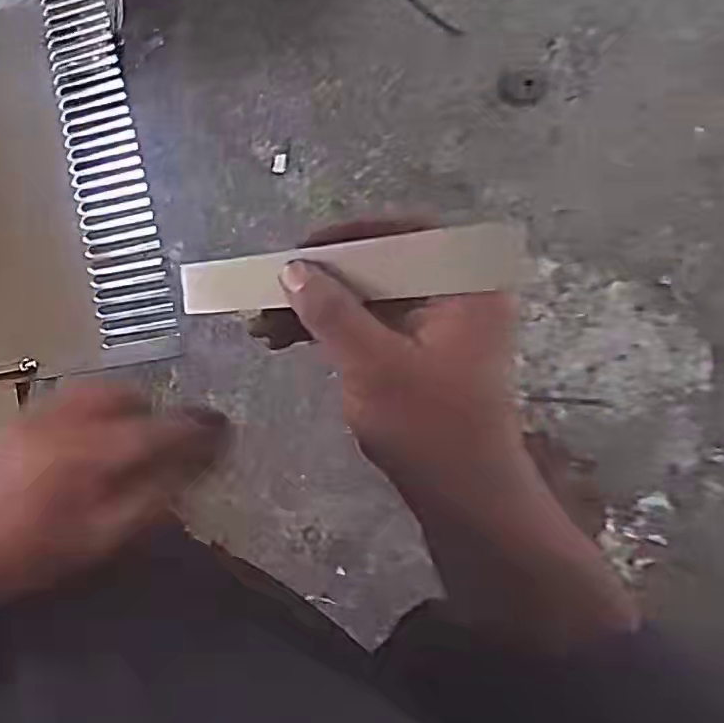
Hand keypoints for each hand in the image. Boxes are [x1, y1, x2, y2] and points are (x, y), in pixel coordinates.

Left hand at [0, 383, 227, 661]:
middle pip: (119, 393)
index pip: (156, 429)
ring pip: (88, 390)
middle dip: (151, 408)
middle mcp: (60, 422)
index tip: (219, 430)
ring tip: (130, 434)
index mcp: (88, 454)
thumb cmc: (35, 554)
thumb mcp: (102, 539)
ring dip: (118, 404)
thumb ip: (149, 501)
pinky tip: (86, 439)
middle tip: (168, 433)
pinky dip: (86, 410)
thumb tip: (185, 472)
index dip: (194, 429)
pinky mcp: (14, 422)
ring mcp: (32, 417)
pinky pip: (61, 400)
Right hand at [274, 218, 636, 648]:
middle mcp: (449, 298)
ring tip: (260, 323)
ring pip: (358, 297)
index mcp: (463, 290)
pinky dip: (317, 328)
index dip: (353, 234)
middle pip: (376, 266)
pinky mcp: (404, 351)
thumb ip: (330, 311)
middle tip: (270, 289)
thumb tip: (291, 269)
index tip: (302, 250)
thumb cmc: (426, 422)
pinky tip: (279, 339)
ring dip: (308, 306)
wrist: (458, 487)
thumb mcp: (371, 362)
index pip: (411, 235)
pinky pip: (355, 324)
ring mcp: (427, 326)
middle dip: (316, 279)